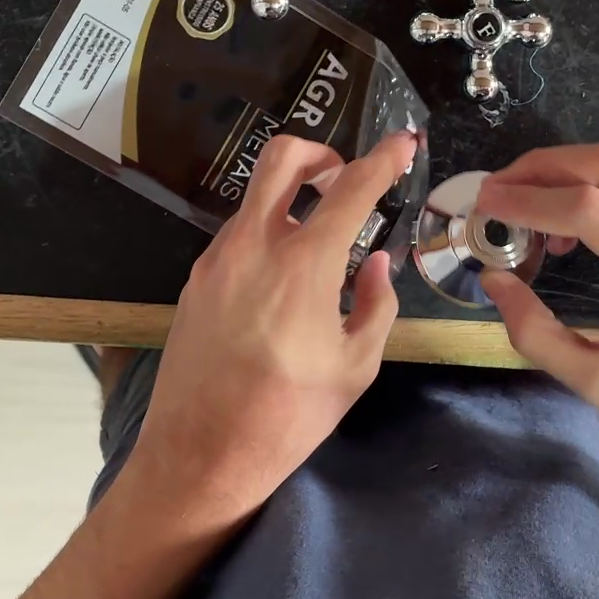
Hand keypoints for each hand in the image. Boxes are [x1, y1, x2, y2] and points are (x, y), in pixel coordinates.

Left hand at [123, 131, 417, 519]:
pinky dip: (268, 236)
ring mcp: (216, 261)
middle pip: (280, 159)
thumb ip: (376, 304)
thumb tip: (374, 262)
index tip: (403, 142)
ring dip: (292, 203)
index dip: (383, 160)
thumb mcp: (356, 366)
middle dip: (319, 154)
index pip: (350, 191)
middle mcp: (252, 247)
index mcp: (302, 266)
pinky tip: (284, 284)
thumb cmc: (289, 416)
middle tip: (343, 179)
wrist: (200, 456)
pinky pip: (239, 237)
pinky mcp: (196, 281)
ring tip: (320, 250)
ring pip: (257, 200)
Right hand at [474, 136, 598, 464]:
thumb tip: (495, 280)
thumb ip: (536, 335)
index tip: (486, 203)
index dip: (529, 199)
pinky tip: (577, 207)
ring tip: (532, 195)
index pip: (590, 209)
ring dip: (574, 162)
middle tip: (500, 188)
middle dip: (545, 166)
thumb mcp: (598, 384)